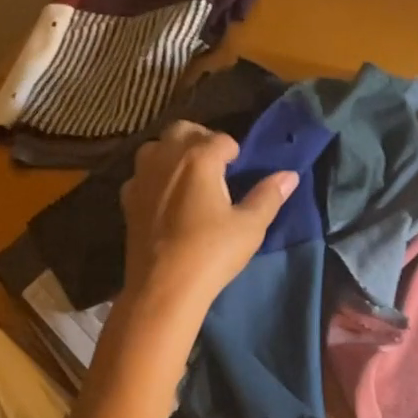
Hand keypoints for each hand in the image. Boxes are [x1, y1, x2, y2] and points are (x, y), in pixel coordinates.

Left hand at [119, 121, 295, 314]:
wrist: (163, 287)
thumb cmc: (211, 252)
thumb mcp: (249, 226)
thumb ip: (269, 195)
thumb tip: (290, 175)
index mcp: (199, 158)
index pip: (221, 139)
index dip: (234, 151)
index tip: (239, 170)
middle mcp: (166, 157)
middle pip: (183, 130)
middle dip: (201, 139)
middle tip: (216, 165)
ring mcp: (142, 177)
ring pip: (156, 146)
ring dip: (173, 152)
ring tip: (189, 176)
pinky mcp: (127, 198)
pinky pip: (141, 174)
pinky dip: (154, 177)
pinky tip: (164, 197)